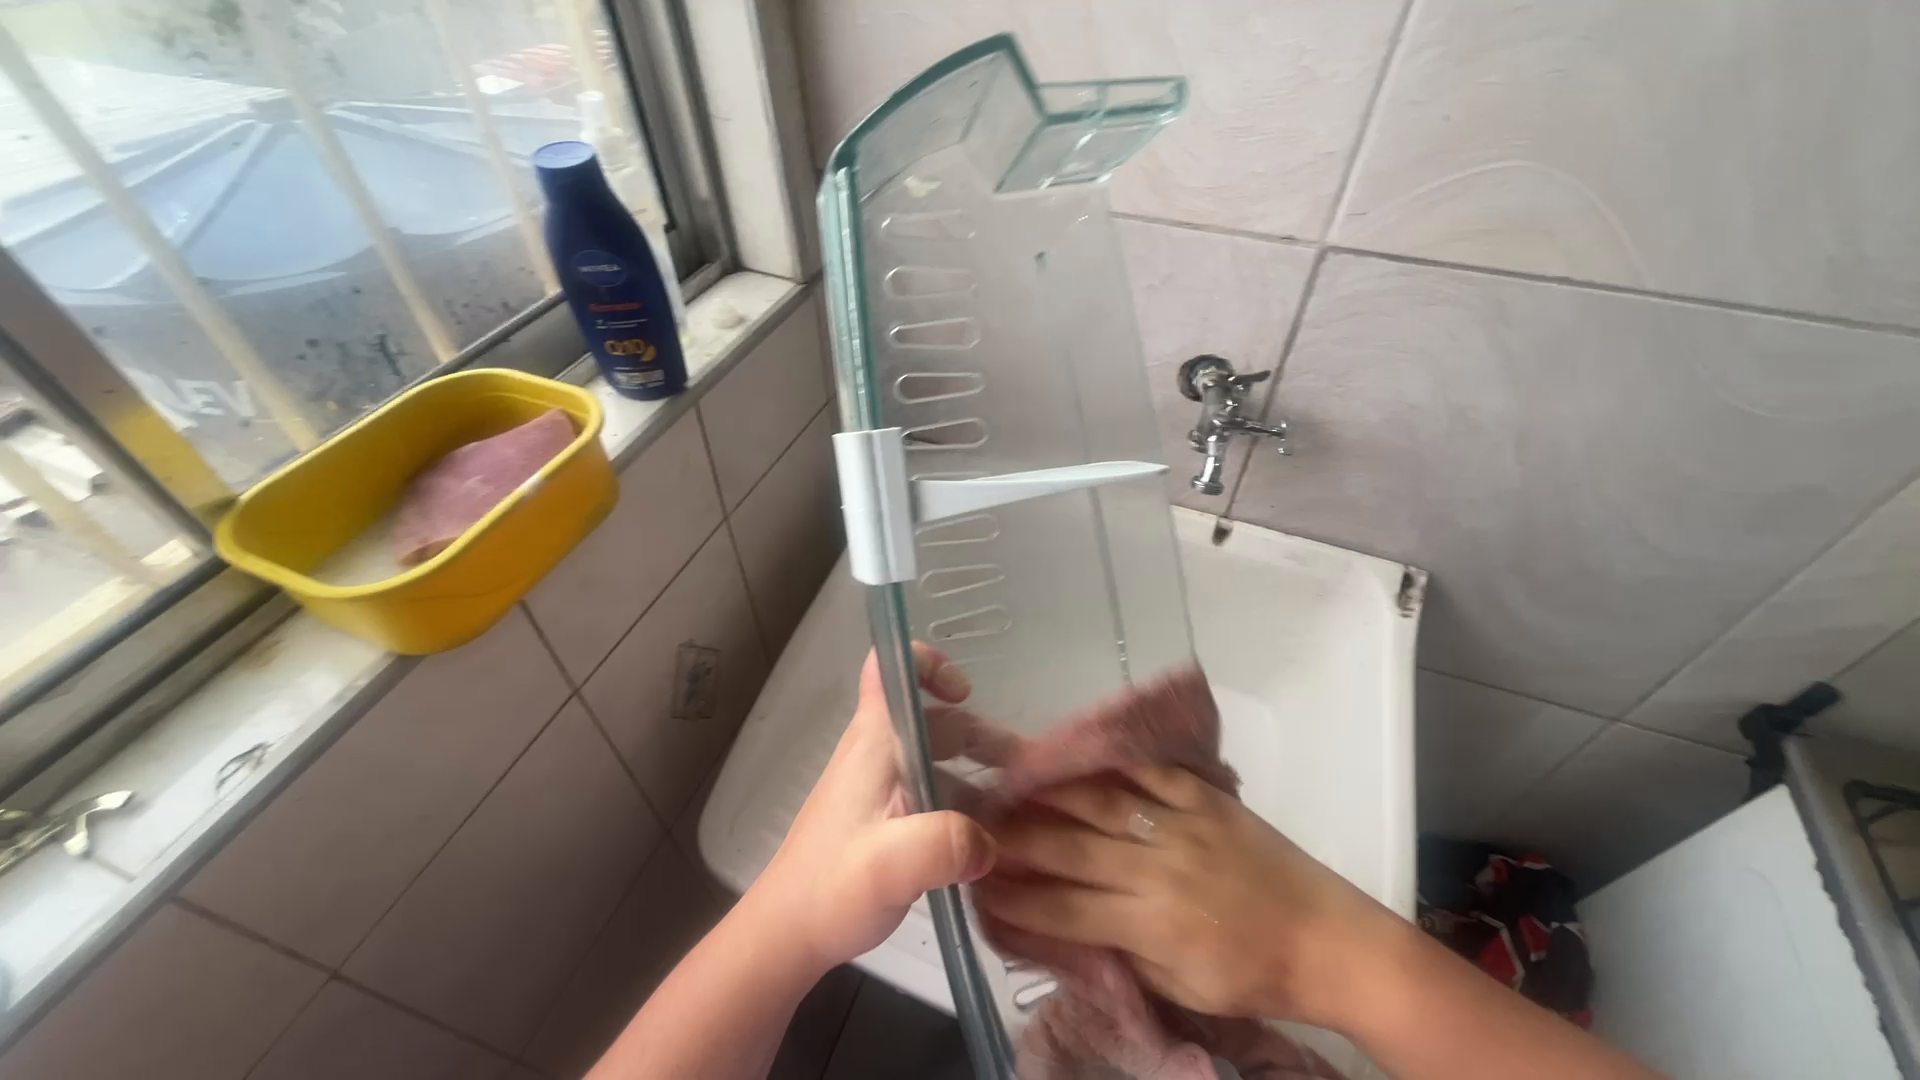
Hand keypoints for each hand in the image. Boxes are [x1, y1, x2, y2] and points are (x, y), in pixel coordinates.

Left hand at [750, 645, 997, 975]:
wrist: (786, 935)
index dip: (928, 663)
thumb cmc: (831, 888)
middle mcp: (878, 753)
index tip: (966, 695)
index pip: (889, 666)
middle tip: (1029, 775)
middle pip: (935, 719)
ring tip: (1023, 810)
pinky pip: (933, 792)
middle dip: (982, 736)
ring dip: (980, 774)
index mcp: (875, 742)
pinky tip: (991, 840)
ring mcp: (881, 787)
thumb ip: (947, 844)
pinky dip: (964, 803)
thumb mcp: (892, 864)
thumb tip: (992, 843)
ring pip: (938, 758)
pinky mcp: (885, 819)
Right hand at [974, 763, 1399, 1029]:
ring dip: (1051, 791)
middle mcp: (1159, 867)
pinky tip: (1079, 753)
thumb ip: (1121, 953)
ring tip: (1012, 783)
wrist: (1329, 941)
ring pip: (1101, 800)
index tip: (980, 884)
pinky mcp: (1207, 798)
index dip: (1017, 897)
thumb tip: (1064, 927)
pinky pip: (1149, 770)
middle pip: (1071, 846)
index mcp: (1153, 923)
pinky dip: (1111, 761)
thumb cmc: (1253, 976)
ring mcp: (1184, 823)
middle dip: (1017, 836)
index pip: (1065, 907)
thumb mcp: (1180, 987)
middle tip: (979, 823)